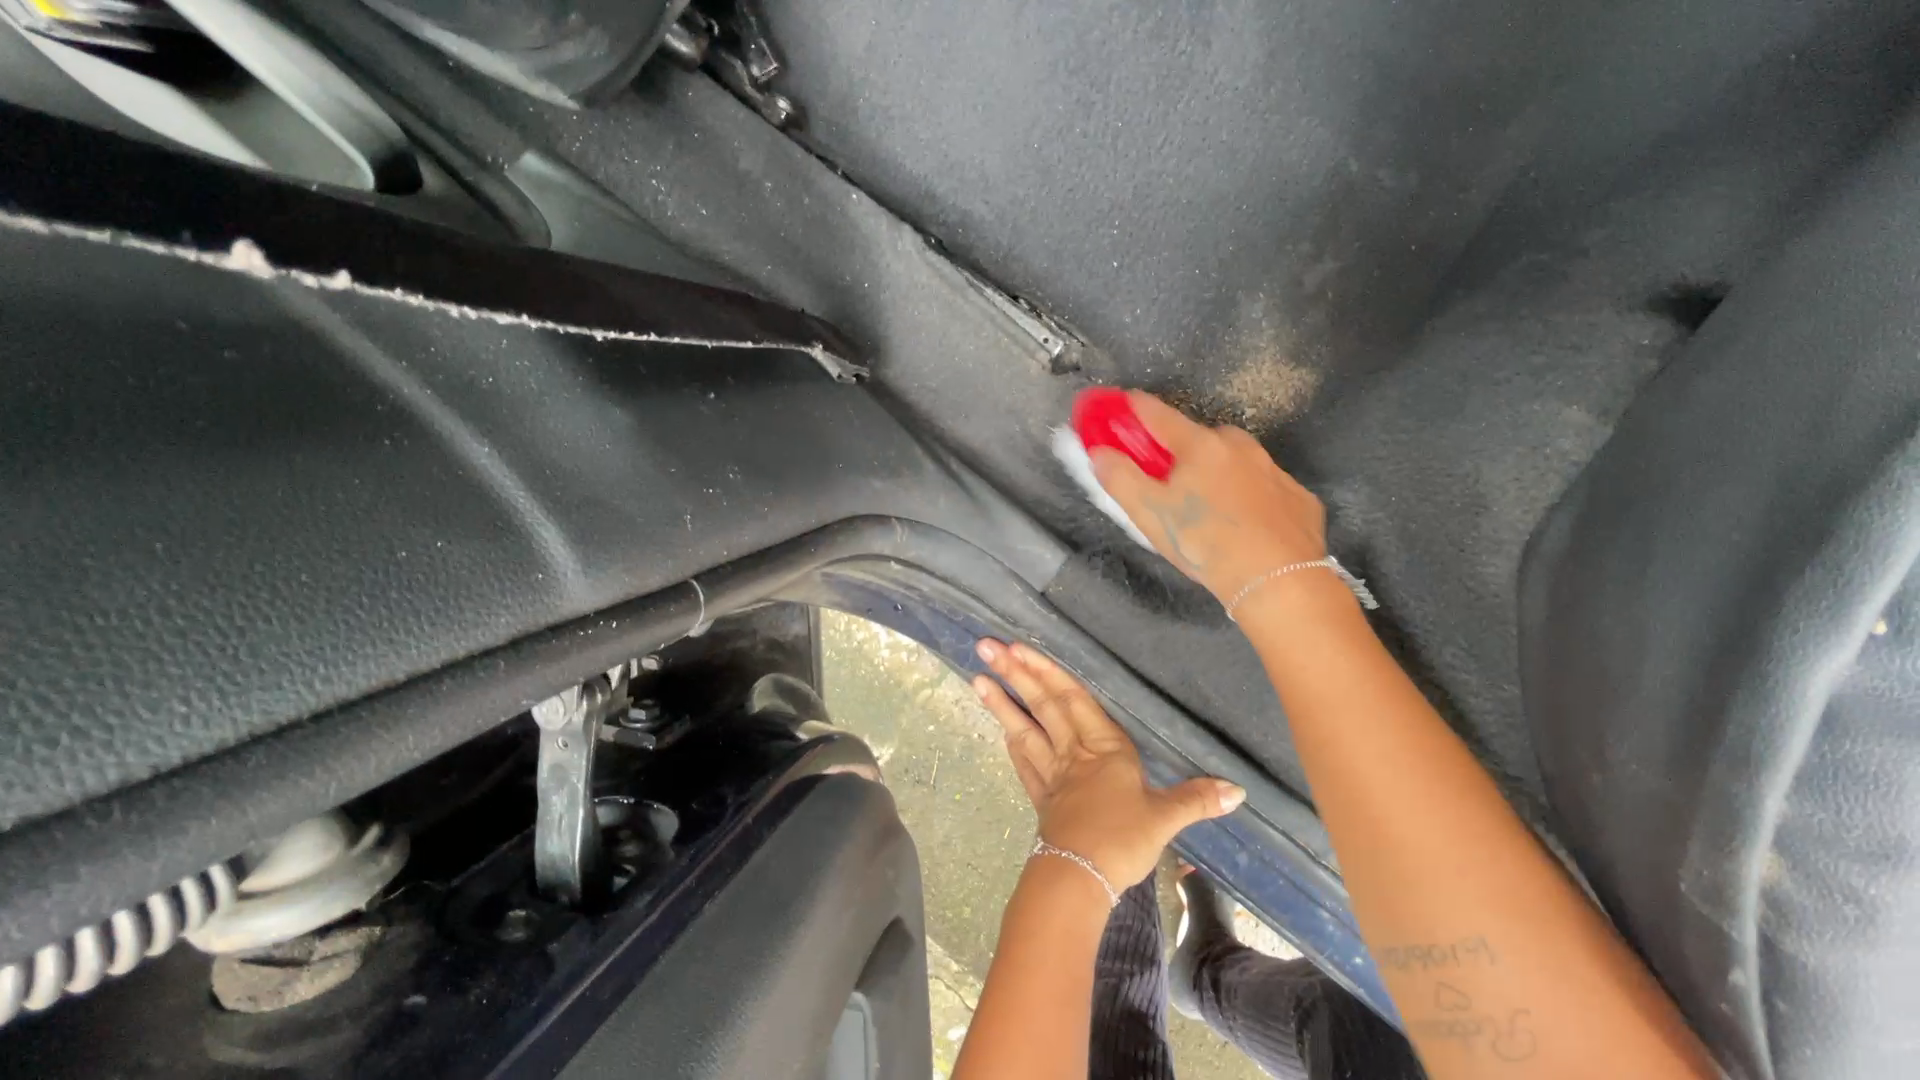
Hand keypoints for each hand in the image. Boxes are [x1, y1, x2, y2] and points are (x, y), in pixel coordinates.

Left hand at [972, 638, 1245, 888]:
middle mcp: (1074, 755)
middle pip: (1043, 707)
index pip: (1073, 699)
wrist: (1079, 878)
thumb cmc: (1122, 840)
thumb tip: (1238, 790)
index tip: (1020, 649)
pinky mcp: (1043, 802)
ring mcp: (1054, 777)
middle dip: (1015, 675)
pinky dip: (1013, 743)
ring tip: (977, 678)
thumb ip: (1197, 799)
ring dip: (1002, 704)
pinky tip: (1003, 730)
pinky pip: (1025, 764)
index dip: (1047, 672)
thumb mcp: (1165, 818)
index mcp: (1105, 749)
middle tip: (986, 647)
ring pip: (1025, 730)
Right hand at [1089, 391, 1328, 604]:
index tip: (1123, 402)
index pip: (1159, 415)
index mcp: (1200, 446)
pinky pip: (1266, 488)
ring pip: (1238, 461)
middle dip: (1183, 450)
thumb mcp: (1150, 515)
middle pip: (1202, 438)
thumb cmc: (1205, 544)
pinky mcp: (1300, 499)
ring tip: (1210, 506)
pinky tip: (1246, 524)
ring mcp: (1275, 471)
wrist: (1278, 580)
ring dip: (1220, 472)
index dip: (1136, 408)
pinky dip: (1252, 497)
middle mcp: (1240, 448)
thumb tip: (1099, 452)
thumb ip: (1120, 478)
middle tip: (1171, 479)